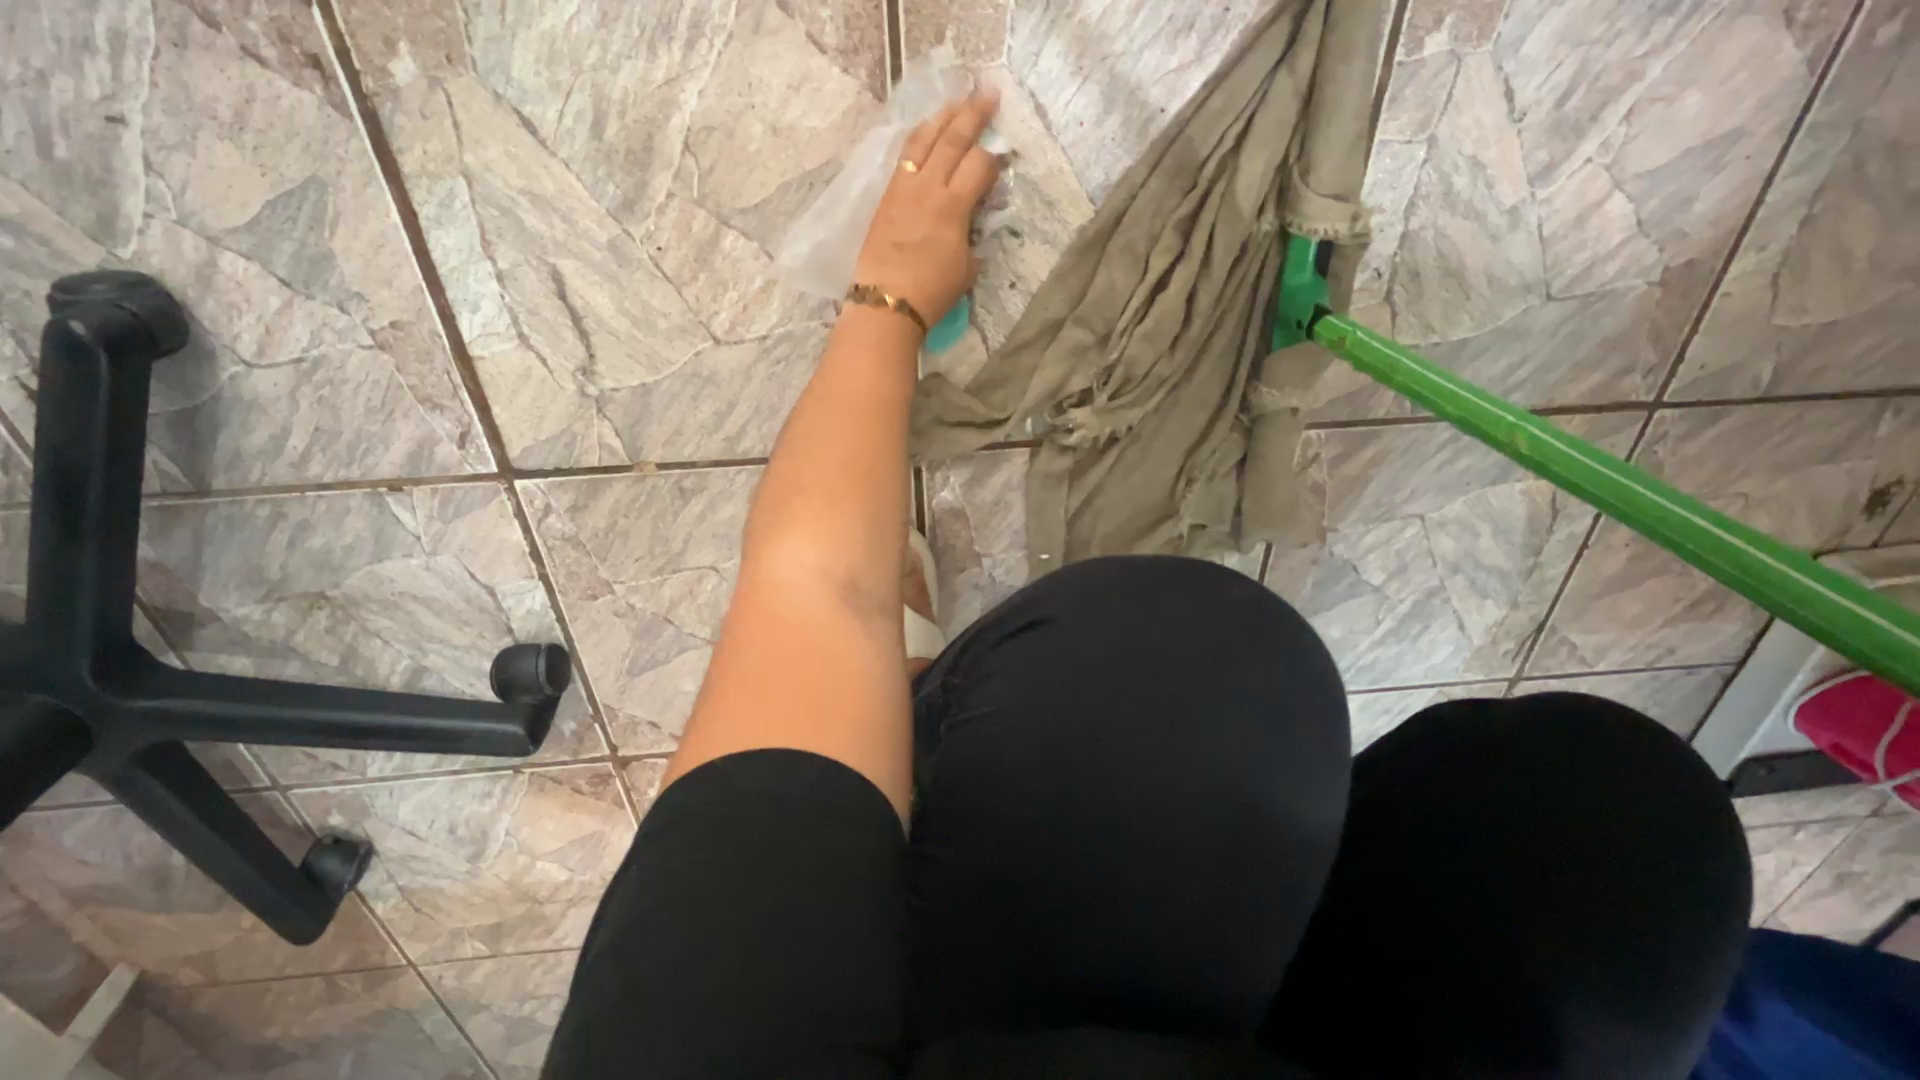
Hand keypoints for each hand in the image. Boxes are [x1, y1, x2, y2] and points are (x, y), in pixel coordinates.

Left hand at [853, 91, 1003, 327]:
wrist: (885, 303)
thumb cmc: (932, 293)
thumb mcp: (967, 267)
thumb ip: (973, 237)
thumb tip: (974, 222)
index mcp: (953, 207)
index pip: (980, 165)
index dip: (995, 157)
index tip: (1004, 154)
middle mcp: (928, 188)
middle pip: (953, 140)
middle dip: (973, 114)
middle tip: (988, 94)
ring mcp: (904, 188)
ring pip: (924, 140)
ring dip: (943, 117)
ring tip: (957, 101)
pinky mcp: (886, 196)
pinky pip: (904, 155)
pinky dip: (919, 137)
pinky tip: (926, 130)